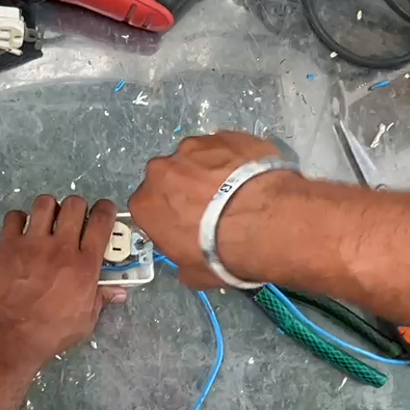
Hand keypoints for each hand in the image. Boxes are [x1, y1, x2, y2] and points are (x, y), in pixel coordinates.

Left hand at [0, 194, 126, 372]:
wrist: (13, 336)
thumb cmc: (53, 331)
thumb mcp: (86, 319)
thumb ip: (101, 298)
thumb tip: (118, 291)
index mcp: (85, 264)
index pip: (102, 221)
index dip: (105, 210)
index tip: (103, 212)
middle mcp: (62, 247)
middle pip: (74, 204)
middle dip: (77, 208)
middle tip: (73, 221)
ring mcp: (33, 244)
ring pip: (45, 203)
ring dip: (49, 209)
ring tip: (48, 222)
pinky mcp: (8, 246)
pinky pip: (14, 217)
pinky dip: (18, 220)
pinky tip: (22, 232)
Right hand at [130, 131, 298, 288]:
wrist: (263, 222)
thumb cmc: (222, 250)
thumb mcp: (192, 273)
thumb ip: (180, 257)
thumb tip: (190, 257)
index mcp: (145, 204)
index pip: (147, 208)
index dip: (167, 216)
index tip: (183, 225)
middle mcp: (161, 170)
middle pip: (168, 178)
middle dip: (185, 190)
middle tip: (211, 209)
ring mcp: (193, 148)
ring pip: (196, 159)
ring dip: (209, 173)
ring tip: (234, 193)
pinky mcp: (225, 136)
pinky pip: (224, 148)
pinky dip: (233, 160)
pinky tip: (249, 178)